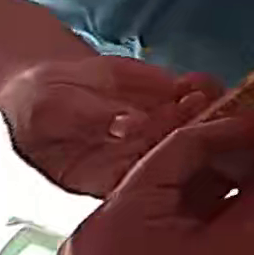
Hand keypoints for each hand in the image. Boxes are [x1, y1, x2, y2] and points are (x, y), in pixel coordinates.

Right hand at [0, 54, 222, 195]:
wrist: (62, 76)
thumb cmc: (45, 103)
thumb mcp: (53, 111)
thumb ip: (92, 119)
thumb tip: (129, 126)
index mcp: (97, 173)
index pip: (135, 178)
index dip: (158, 161)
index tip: (166, 137)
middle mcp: (138, 156)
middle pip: (178, 153)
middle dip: (192, 131)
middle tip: (190, 108)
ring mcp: (165, 131)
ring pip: (200, 125)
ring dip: (206, 108)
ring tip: (192, 93)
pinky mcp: (182, 107)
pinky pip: (208, 99)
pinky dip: (208, 88)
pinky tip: (190, 79)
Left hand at [62, 111, 253, 254]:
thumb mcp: (237, 243)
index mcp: (119, 214)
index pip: (184, 143)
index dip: (243, 126)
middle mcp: (103, 224)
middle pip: (179, 163)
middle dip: (241, 148)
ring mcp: (110, 247)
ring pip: (180, 188)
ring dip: (233, 174)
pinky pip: (175, 214)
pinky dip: (218, 200)